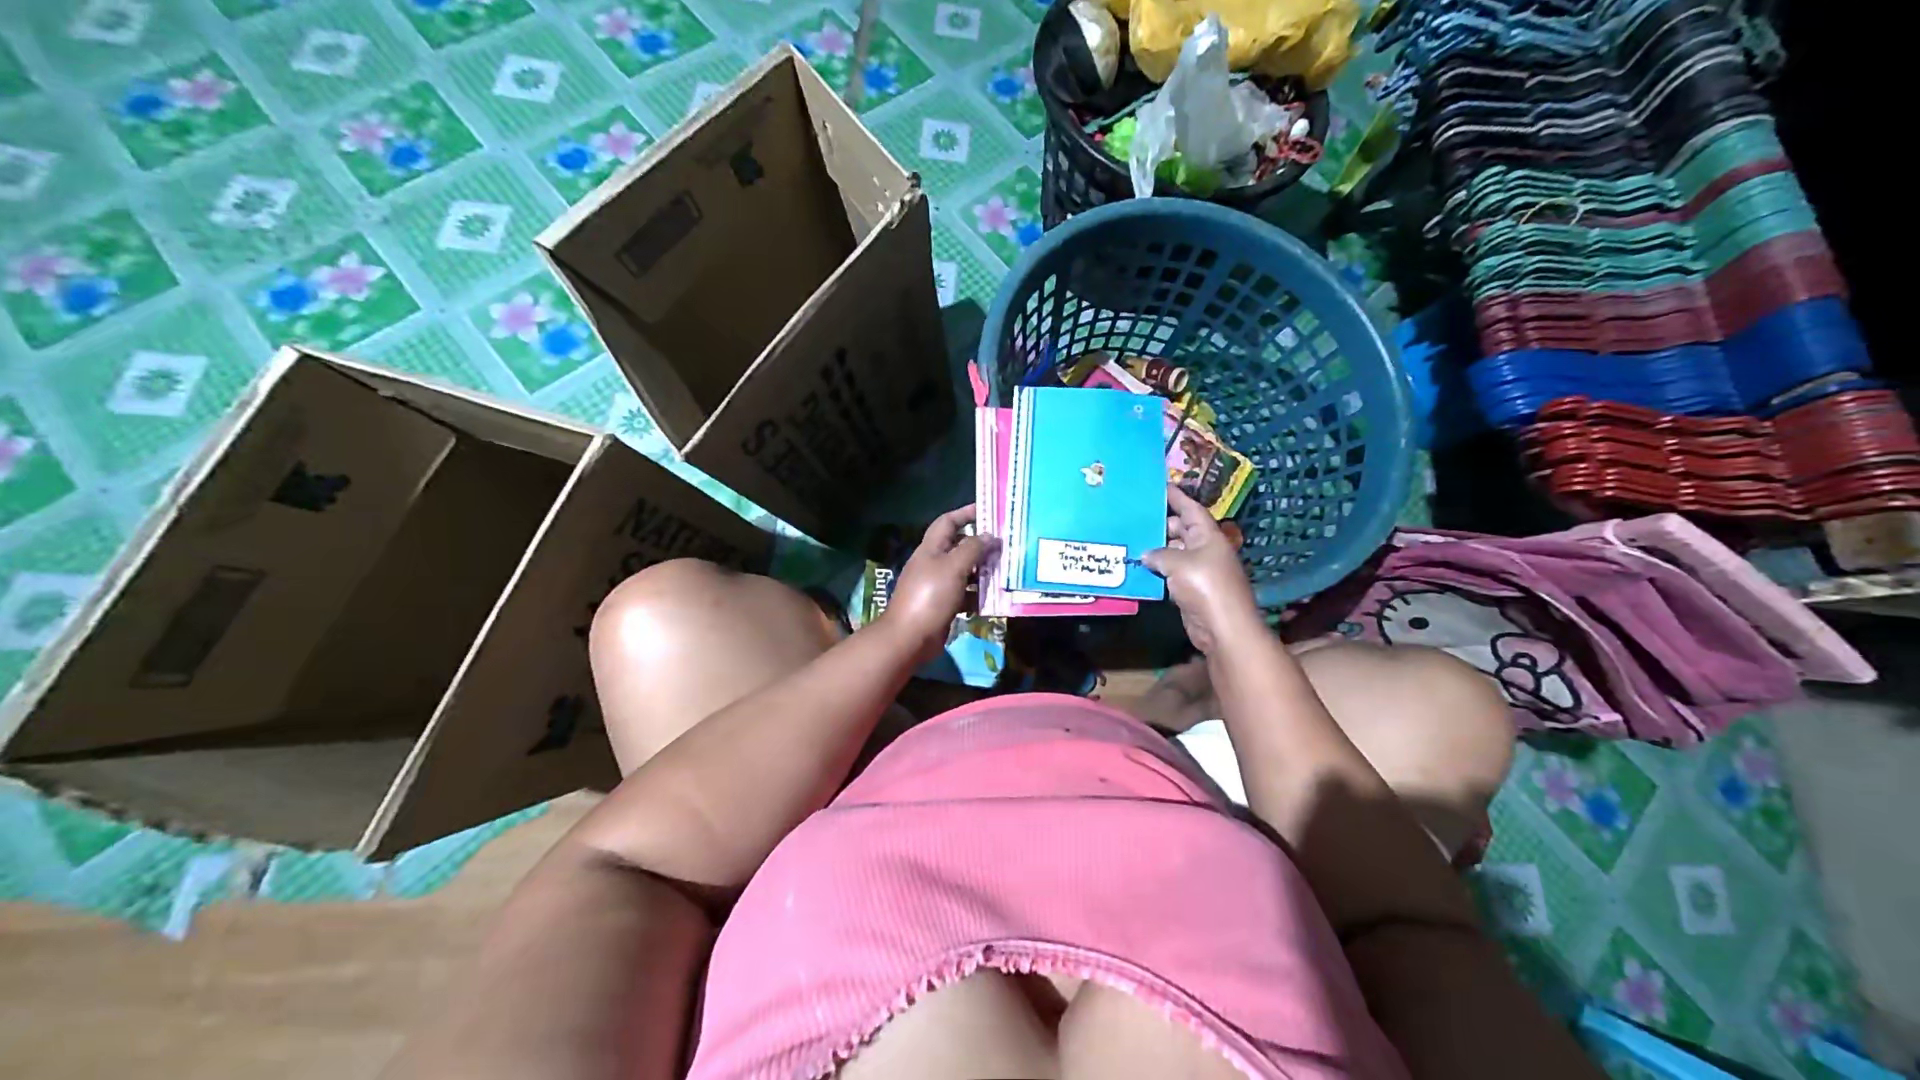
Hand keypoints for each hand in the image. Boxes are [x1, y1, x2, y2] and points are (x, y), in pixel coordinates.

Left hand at [879, 504, 993, 661]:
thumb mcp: (953, 567)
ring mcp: (938, 585)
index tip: (990, 510)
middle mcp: (933, 563)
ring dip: (983, 571)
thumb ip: (973, 548)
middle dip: (982, 544)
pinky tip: (996, 597)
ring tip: (1007, 569)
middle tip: (1007, 544)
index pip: (948, 521)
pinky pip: (965, 594)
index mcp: (931, 548)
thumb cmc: (930, 596)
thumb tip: (990, 536)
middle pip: (959, 546)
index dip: (966, 513)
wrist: (910, 637)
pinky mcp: (944, 605)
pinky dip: (979, 594)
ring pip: (965, 572)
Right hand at [1143, 485, 1263, 654]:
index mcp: (1208, 536)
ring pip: (1175, 552)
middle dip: (1161, 524)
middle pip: (1182, 530)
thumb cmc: (1205, 586)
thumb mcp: (1178, 563)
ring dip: (1156, 549)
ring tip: (1132, 541)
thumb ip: (1159, 554)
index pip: (1191, 509)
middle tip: (1135, 518)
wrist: (1222, 626)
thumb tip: (1146, 554)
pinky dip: (1157, 569)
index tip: (1159, 486)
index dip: (1177, 497)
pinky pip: (1171, 572)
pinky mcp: (1191, 590)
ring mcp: (1199, 570)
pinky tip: (1139, 568)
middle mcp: (1205, 550)